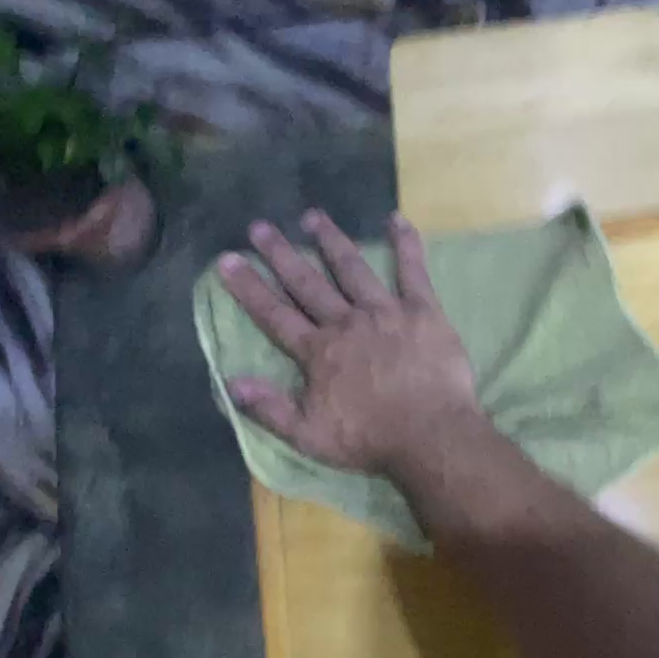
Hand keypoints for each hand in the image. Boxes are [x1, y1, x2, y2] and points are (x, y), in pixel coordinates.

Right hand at [217, 210, 484, 474]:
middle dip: (281, 255)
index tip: (228, 260)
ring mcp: (385, 312)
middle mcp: (346, 323)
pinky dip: (406, 244)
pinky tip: (396, 219)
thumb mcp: (309, 435)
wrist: (430, 435)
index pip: (275, 315)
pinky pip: (413, 271)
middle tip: (260, 226)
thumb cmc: (370, 440)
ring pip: (352, 268)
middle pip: (308, 283)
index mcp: (318, 353)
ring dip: (331, 241)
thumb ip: (269, 408)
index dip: (249, 288)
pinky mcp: (423, 312)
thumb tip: (230, 382)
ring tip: (313, 217)